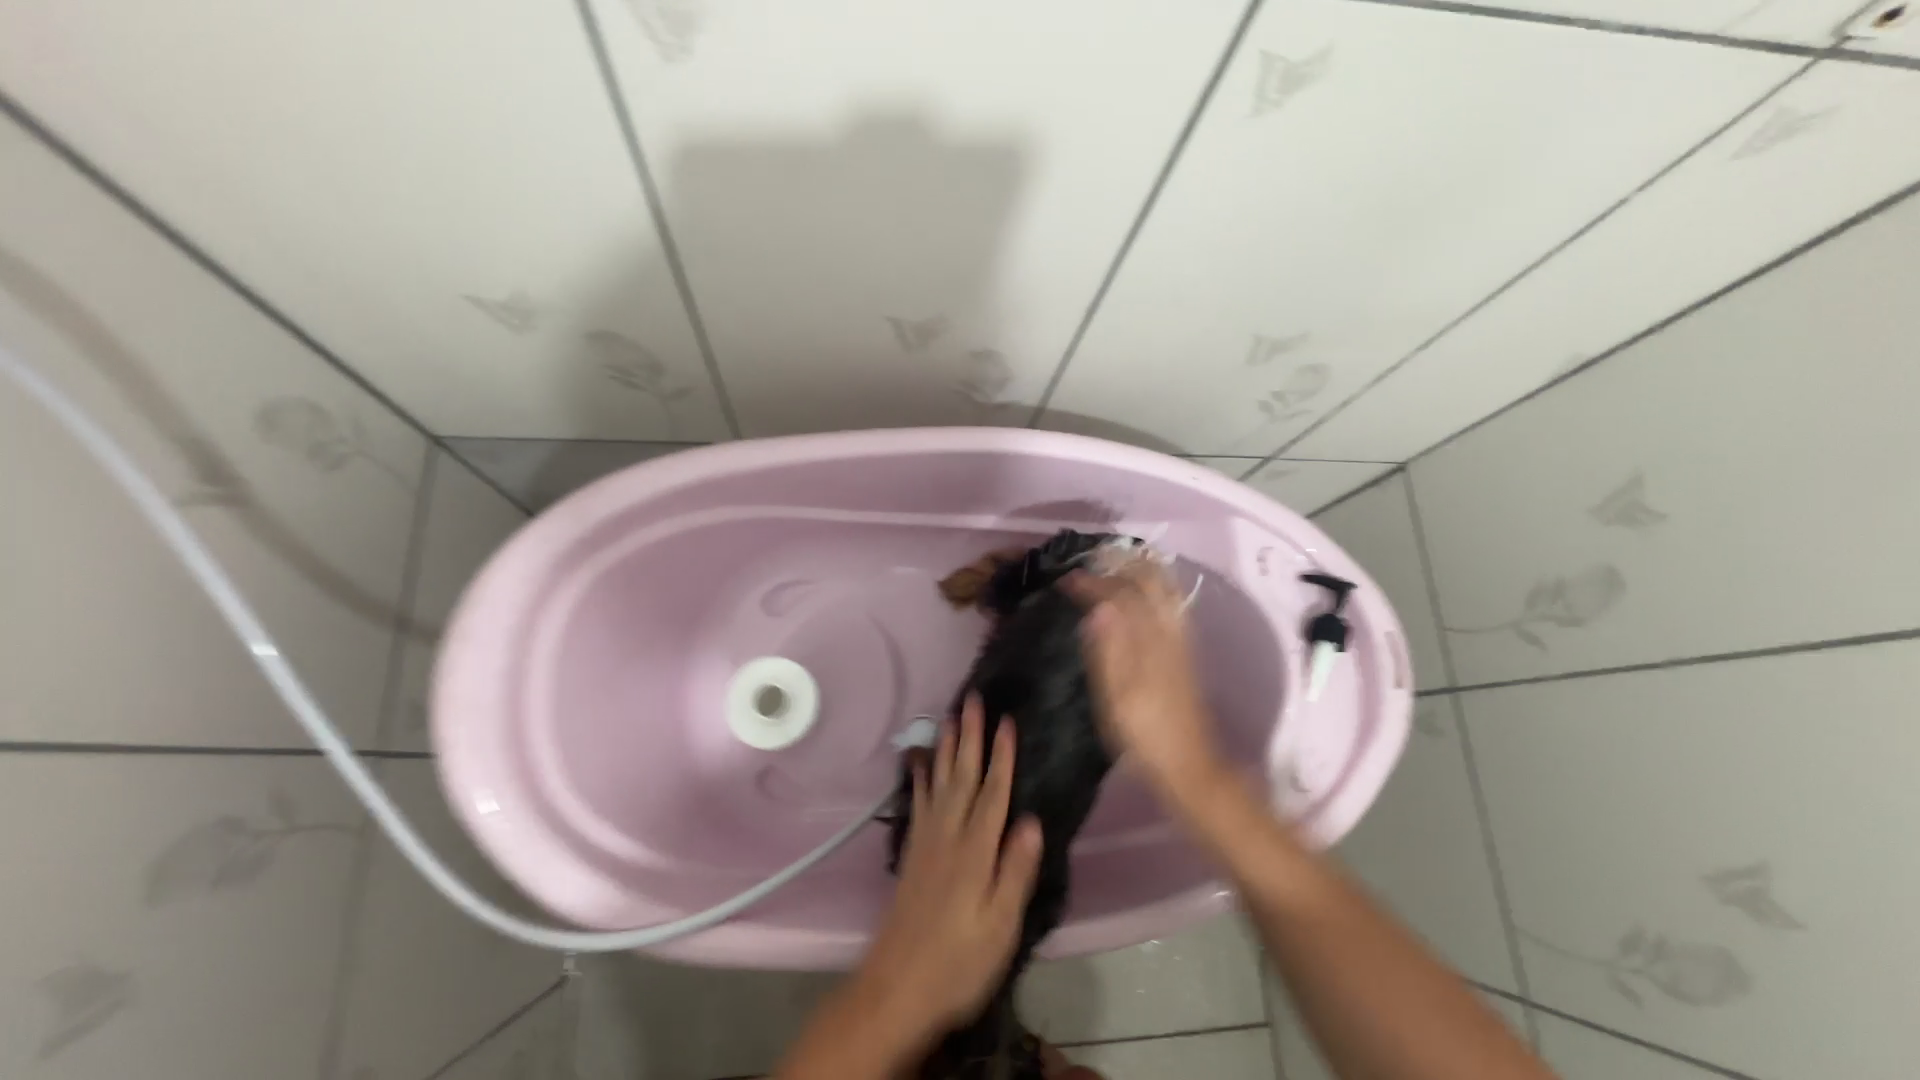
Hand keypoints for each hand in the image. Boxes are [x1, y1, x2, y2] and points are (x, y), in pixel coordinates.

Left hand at [855, 696, 1044, 1044]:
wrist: (897, 988)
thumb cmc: (959, 962)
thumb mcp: (1000, 926)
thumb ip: (1015, 871)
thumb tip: (1032, 820)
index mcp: (976, 851)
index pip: (994, 793)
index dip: (1002, 756)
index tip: (1007, 720)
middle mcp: (949, 836)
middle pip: (963, 777)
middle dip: (970, 737)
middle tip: (973, 698)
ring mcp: (927, 843)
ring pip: (939, 782)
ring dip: (947, 748)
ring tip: (950, 716)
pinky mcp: (913, 854)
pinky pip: (918, 802)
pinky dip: (919, 777)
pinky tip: (919, 761)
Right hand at [1066, 561, 1222, 792]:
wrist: (1190, 765)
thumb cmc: (1145, 735)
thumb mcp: (1117, 697)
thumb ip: (1108, 649)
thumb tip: (1097, 607)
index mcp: (1149, 641)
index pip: (1120, 595)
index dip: (1092, 583)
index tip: (1065, 578)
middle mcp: (1168, 632)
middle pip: (1150, 582)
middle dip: (1120, 566)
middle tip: (1091, 563)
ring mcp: (1180, 641)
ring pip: (1164, 591)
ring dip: (1139, 572)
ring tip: (1114, 567)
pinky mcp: (1184, 653)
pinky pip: (1170, 605)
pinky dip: (1153, 589)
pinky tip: (1141, 597)